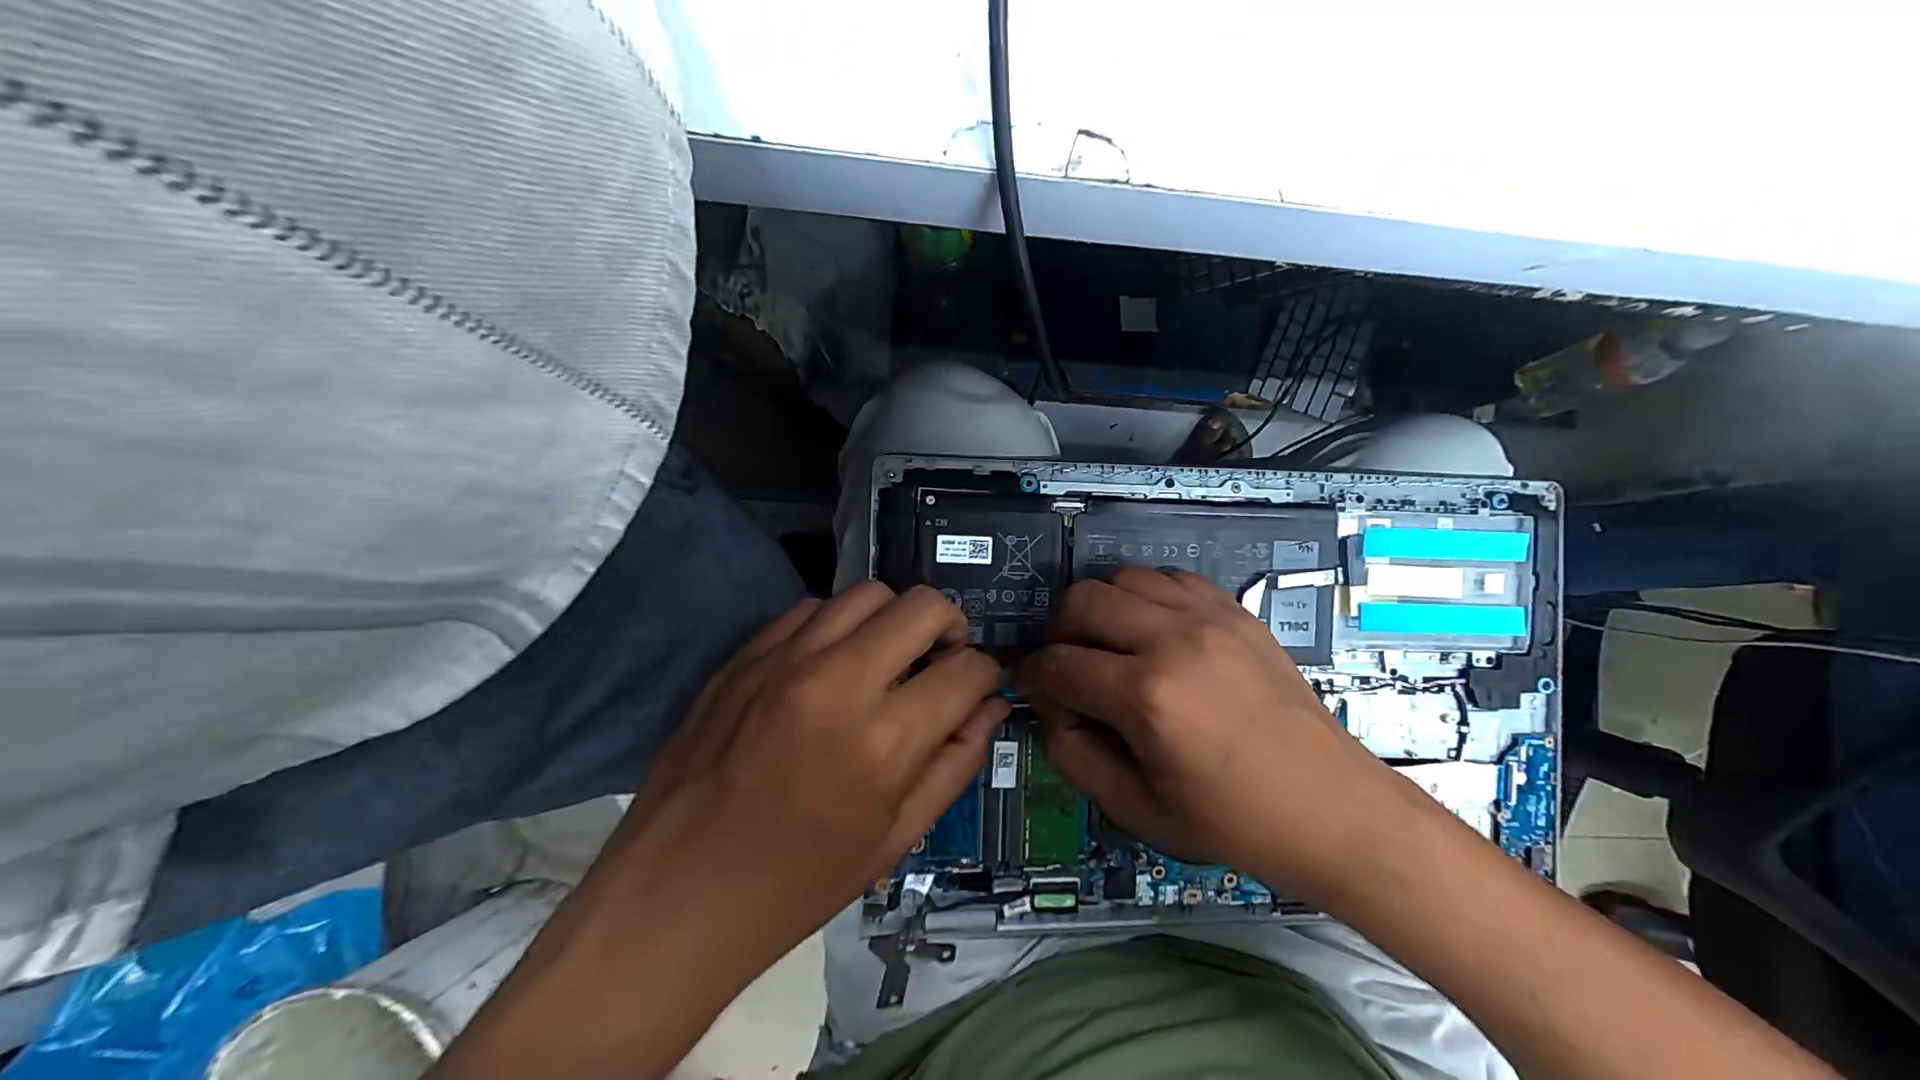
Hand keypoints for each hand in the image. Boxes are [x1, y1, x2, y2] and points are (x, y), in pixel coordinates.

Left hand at [611, 582, 1008, 946]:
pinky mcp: (744, 655)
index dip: (986, 675)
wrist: (678, 892)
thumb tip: (990, 704)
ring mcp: (784, 660)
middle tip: (940, 663)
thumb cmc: (797, 883)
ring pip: (867, 593)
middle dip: (949, 629)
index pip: (966, 670)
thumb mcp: (895, 837)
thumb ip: (955, 762)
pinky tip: (830, 664)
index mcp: (884, 741)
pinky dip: (836, 626)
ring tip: (885, 660)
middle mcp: (838, 682)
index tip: (976, 688)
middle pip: (923, 606)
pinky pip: (809, 608)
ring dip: (892, 621)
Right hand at [1016, 565, 1414, 903]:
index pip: (1058, 663)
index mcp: (1146, 696)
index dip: (1033, 675)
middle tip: (1068, 664)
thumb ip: (1073, 754)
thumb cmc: (1231, 819)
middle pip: (1082, 600)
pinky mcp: (1236, 612)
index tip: (1033, 686)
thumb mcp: (1136, 807)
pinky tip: (1155, 631)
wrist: (1330, 808)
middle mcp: (1174, 640)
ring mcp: (1210, 618)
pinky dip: (1148, 596)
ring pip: (1124, 577)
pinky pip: (1172, 578)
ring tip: (1111, 644)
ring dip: (1103, 607)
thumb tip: (1051, 709)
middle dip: (1059, 631)